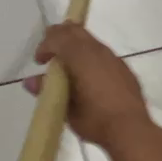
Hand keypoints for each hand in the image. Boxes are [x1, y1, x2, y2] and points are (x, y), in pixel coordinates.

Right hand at [28, 23, 153, 151]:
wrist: (132, 130)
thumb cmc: (95, 119)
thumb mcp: (65, 107)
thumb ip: (47, 89)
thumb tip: (29, 81)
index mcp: (79, 56)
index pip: (57, 37)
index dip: (44, 46)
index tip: (39, 62)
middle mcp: (96, 50)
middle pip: (74, 30)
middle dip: (58, 37)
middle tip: (49, 54)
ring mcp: (112, 57)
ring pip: (89, 40)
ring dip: (75, 46)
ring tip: (68, 66)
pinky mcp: (123, 67)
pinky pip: (102, 53)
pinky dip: (89, 57)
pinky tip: (89, 77)